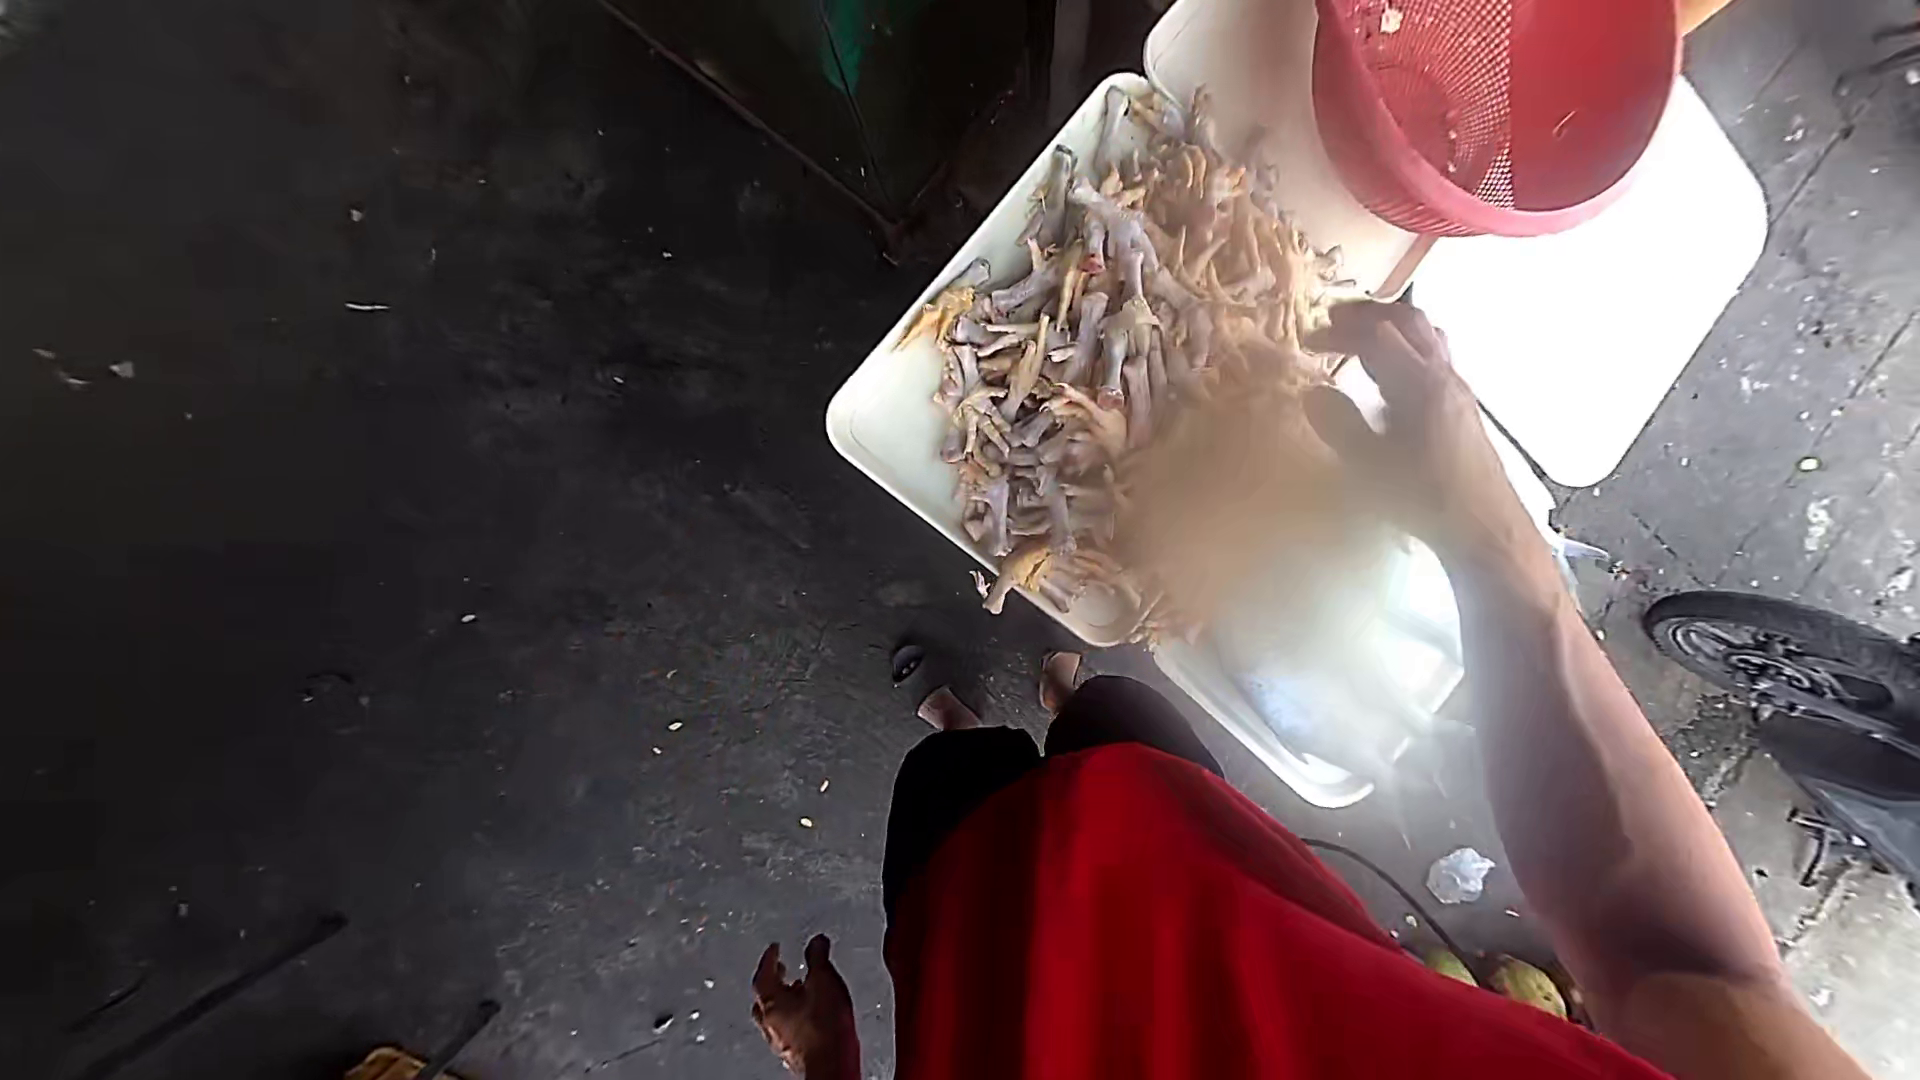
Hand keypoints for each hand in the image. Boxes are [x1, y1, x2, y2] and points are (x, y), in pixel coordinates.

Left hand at [751, 935, 858, 1078]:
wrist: (832, 1063)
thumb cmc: (824, 1025)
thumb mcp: (824, 977)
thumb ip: (818, 956)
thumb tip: (816, 942)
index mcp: (772, 1002)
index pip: (763, 975)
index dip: (769, 958)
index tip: (774, 948)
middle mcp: (771, 1023)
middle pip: (764, 997)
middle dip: (773, 979)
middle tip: (780, 966)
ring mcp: (781, 1040)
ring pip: (774, 1014)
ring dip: (783, 997)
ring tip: (797, 986)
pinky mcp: (793, 1052)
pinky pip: (786, 1027)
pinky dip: (793, 1013)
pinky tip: (808, 1011)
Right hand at [1304, 302, 1546, 579]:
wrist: (1481, 524)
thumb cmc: (1422, 495)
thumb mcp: (1367, 465)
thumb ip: (1339, 424)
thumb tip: (1312, 392)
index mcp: (1419, 386)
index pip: (1377, 338)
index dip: (1340, 332)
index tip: (1307, 338)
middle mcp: (1443, 377)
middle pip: (1409, 323)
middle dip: (1368, 314)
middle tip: (1332, 318)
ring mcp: (1455, 389)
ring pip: (1426, 336)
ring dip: (1390, 326)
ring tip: (1358, 335)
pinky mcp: (1459, 405)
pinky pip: (1432, 356)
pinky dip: (1404, 347)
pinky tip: (1387, 372)